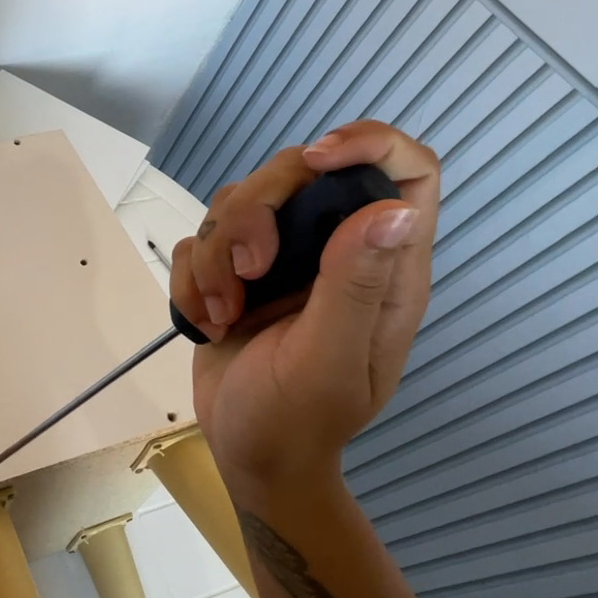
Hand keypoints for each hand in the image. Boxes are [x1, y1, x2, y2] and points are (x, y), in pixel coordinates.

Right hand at [170, 121, 439, 492]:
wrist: (248, 453)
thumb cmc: (298, 418)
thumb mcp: (328, 359)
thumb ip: (356, 285)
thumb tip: (394, 209)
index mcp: (381, 265)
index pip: (405, 172)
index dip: (368, 144)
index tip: (315, 160)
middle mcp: (331, 249)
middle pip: (294, 172)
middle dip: (255, 216)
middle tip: (248, 272)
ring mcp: (278, 259)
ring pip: (236, 204)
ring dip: (216, 258)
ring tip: (223, 315)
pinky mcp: (231, 273)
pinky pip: (198, 241)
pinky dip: (193, 280)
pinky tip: (206, 322)